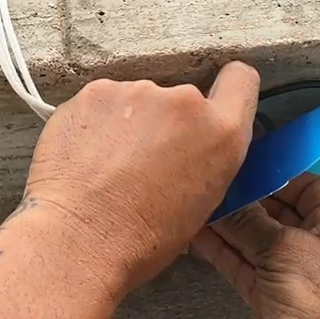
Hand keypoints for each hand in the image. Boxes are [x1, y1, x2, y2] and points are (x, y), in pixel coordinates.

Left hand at [19, 62, 259, 298]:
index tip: (209, 105)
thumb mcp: (202, 204)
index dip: (226, 89)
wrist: (79, 237)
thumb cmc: (141, 238)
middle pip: (180, 98)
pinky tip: (86, 154)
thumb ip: (206, 157)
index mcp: (220, 132)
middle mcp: (184, 101)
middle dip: (166, 121)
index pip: (240, 80)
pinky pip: (103, 101)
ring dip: (130, 120)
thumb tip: (190, 148)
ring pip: (138, 100)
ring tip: (108, 162)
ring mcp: (137, 91)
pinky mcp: (95, 91)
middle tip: (144, 160)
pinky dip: (96, 121)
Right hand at [193, 176, 319, 318]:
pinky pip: (243, 265)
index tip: (239, 161)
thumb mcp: (286, 251)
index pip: (308, 187)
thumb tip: (225, 197)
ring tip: (194, 201)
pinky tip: (195, 233)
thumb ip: (252, 221)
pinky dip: (222, 250)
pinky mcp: (269, 299)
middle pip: (277, 212)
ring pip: (256, 239)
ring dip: (228, 224)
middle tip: (208, 178)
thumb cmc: (318, 308)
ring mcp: (292, 275)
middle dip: (245, 198)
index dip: (276, 173)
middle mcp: (318, 248)